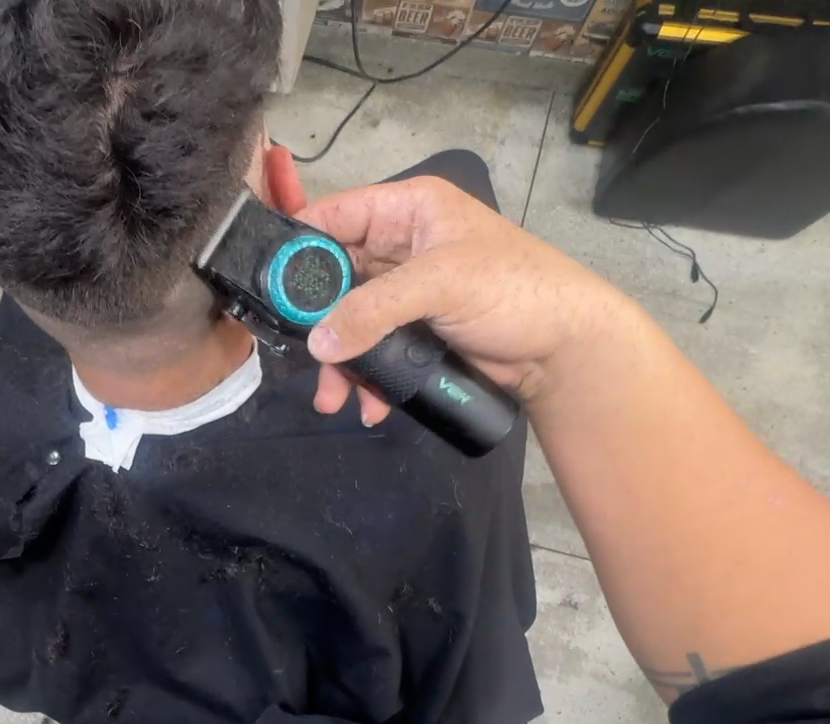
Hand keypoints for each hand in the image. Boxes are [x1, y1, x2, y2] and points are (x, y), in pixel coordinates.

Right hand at [297, 176, 637, 423]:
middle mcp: (397, 248)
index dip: (296, 247)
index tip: (267, 287)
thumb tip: (316, 345)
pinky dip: (364, 380)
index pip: (332, 217)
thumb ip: (374, 310)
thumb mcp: (441, 284)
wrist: (562, 349)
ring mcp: (402, 296)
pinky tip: (370, 405)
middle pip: (332, 280)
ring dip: (338, 364)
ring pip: (346, 324)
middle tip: (301, 355)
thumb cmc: (513, 292)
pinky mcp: (409, 335)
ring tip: (333, 399)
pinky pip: (369, 352)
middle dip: (316, 323)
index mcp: (406, 212)